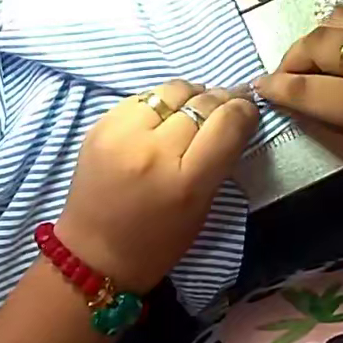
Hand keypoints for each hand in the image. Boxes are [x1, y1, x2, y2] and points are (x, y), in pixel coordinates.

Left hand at [56, 81, 258, 290]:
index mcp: (185, 181)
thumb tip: (235, 117)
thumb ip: (220, 159)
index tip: (249, 111)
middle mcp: (153, 151)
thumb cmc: (158, 241)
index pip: (227, 123)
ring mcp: (122, 134)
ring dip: (192, 95)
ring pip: (173, 89)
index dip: (245, 111)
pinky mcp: (101, 125)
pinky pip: (143, 96)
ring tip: (195, 106)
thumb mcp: (202, 207)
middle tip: (230, 102)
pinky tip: (164, 114)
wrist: (93, 253)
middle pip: (202, 102)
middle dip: (223, 99)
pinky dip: (161, 101)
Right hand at [254, 6, 342, 212]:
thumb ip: (325, 131)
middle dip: (293, 57)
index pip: (309, 86)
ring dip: (318, 37)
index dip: (277, 86)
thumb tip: (288, 105)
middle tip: (286, 77)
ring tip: (313, 62)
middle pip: (321, 41)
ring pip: (342, 16)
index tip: (259, 87)